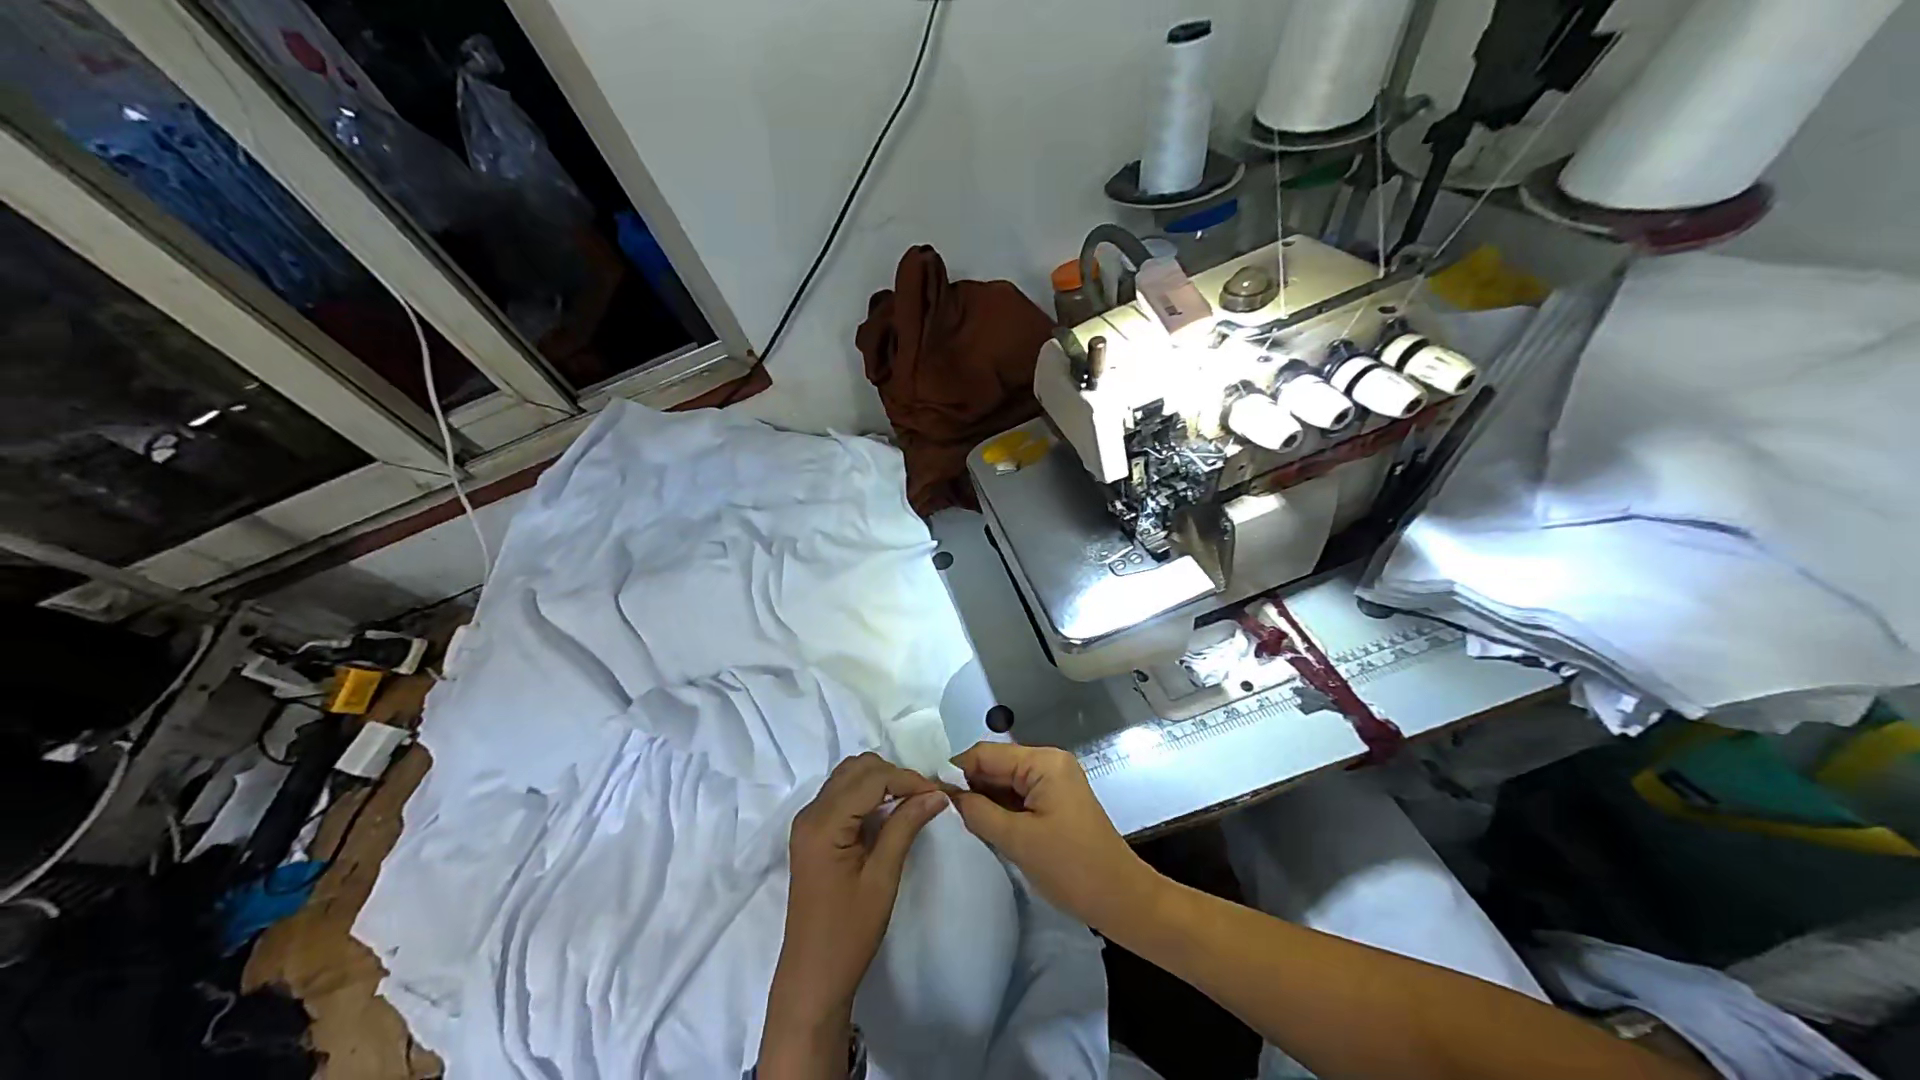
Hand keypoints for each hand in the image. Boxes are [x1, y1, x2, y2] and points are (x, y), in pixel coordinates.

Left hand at [761, 753, 947, 1078]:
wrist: (813, 975)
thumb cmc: (849, 932)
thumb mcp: (882, 877)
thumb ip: (905, 827)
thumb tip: (935, 794)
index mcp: (823, 823)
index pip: (871, 778)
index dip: (908, 779)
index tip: (938, 793)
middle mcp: (810, 813)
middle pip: (857, 769)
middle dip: (894, 774)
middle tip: (926, 797)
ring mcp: (808, 822)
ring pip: (848, 777)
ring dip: (881, 781)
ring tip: (912, 802)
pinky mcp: (812, 833)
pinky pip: (841, 795)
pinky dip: (868, 794)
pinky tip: (889, 811)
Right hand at [949, 742, 1157, 931]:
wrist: (1121, 900)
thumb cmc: (1071, 867)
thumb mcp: (1018, 840)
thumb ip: (978, 811)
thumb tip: (945, 794)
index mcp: (1044, 762)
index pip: (986, 753)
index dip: (955, 770)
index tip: (926, 791)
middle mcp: (1049, 763)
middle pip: (996, 765)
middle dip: (968, 785)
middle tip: (935, 809)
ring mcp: (1054, 782)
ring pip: (1005, 782)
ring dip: (982, 799)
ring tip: (951, 819)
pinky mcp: (1055, 802)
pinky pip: (1018, 797)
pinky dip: (999, 809)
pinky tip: (979, 825)